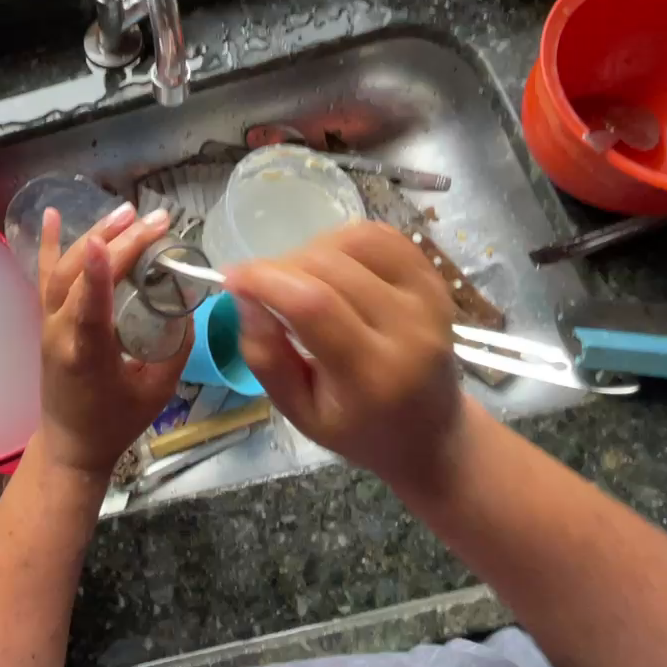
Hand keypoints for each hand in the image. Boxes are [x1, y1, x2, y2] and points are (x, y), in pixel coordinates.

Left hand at [34, 203, 189, 479]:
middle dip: (118, 245)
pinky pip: (44, 276)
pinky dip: (48, 243)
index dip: (96, 275)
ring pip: (62, 271)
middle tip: (155, 220)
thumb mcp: (156, 392)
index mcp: (87, 357)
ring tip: (126, 212)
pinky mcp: (44, 318)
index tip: (101, 242)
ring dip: (93, 235)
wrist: (70, 443)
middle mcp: (59, 334)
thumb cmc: (115, 422)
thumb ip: (174, 348)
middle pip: (81, 280)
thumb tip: (190, 303)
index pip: (90, 311)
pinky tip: (51, 213)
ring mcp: (47, 323)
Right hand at [225, 222, 464, 491]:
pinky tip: (329, 267)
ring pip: (353, 242)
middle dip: (279, 267)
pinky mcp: (435, 279)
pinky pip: (380, 236)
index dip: (264, 280)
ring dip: (310, 251)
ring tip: (298, 280)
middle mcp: (409, 330)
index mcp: (372, 375)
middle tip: (263, 290)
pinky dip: (341, 241)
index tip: (231, 279)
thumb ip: (265, 357)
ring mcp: (428, 299)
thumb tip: (244, 298)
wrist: (428, 431)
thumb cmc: (354, 428)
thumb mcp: (297, 412)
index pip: (314, 305)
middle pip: (329, 267)